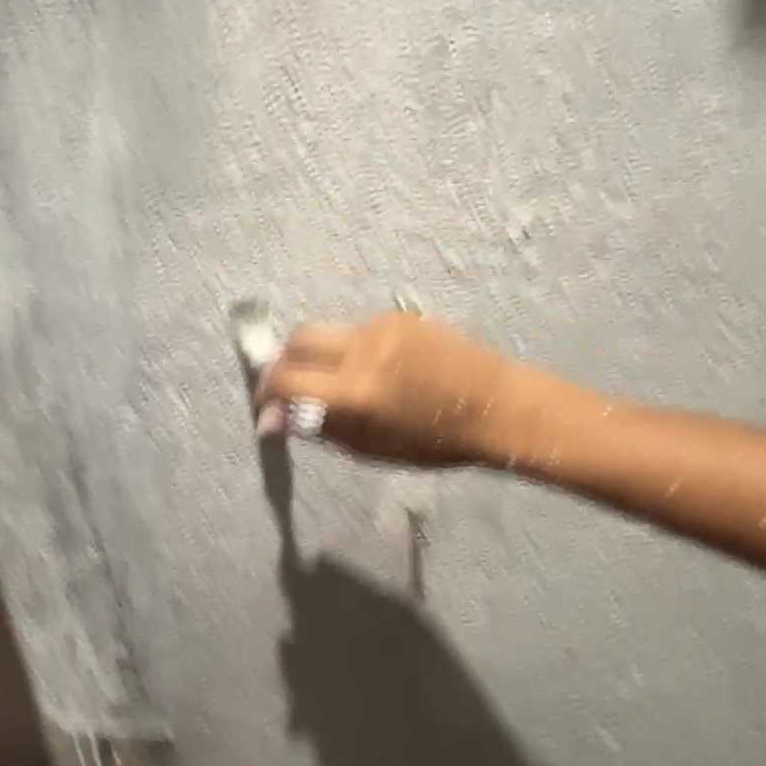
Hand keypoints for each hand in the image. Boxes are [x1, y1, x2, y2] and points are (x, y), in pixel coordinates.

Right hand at [255, 312, 576, 467]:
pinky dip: (349, 351)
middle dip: (283, 364)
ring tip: (335, 385)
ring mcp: (382, 326)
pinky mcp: (399, 317)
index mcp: (357, 390)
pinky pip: (357, 331)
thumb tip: (276, 420)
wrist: (499, 405)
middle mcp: (363, 349)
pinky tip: (371, 372)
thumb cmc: (437, 441)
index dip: (266, 395)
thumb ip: (321, 428)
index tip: (266, 411)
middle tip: (287, 389)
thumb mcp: (372, 448)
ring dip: (317, 357)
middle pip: (297, 340)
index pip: (286, 380)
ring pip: (327, 333)